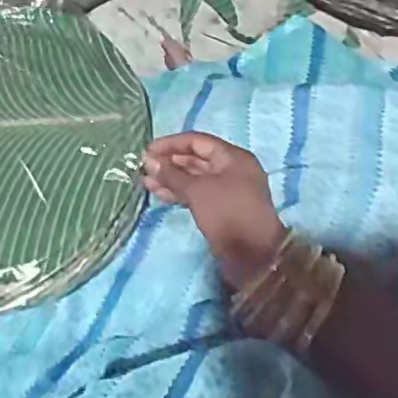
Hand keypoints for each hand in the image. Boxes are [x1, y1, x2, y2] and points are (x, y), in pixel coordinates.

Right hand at [143, 132, 284, 288]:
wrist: (253, 255)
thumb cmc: (227, 212)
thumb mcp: (196, 190)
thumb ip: (170, 174)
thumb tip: (148, 159)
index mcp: (232, 157)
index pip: (196, 141)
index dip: (170, 144)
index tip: (147, 151)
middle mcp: (231, 169)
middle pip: (195, 159)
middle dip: (168, 163)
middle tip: (144, 168)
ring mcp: (226, 189)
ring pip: (194, 178)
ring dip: (170, 179)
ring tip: (146, 183)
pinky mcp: (220, 207)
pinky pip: (196, 193)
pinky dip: (179, 192)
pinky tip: (159, 194)